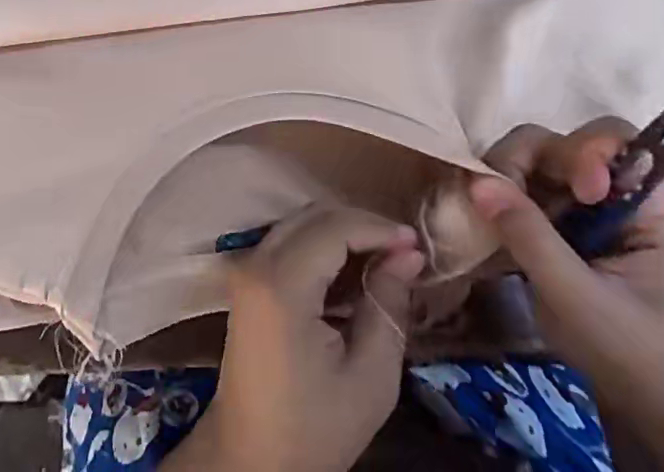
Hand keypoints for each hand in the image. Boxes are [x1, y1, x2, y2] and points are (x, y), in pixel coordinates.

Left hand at [166, 206, 426, 471]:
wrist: (250, 457)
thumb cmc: (313, 427)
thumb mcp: (370, 378)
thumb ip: (387, 306)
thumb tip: (409, 254)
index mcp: (281, 285)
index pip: (333, 228)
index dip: (378, 228)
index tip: (417, 244)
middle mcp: (256, 263)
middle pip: (314, 216)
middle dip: (363, 224)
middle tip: (405, 249)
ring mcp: (246, 268)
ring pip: (300, 222)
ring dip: (343, 229)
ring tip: (386, 255)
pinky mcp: (246, 279)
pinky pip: (288, 240)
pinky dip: (322, 242)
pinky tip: (352, 266)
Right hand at [469, 120, 663, 471]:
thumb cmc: (642, 364)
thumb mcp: (582, 303)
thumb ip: (530, 238)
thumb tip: (476, 179)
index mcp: (658, 206)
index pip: (616, 139)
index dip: (583, 150)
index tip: (576, 193)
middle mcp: (626, 197)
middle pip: (567, 146)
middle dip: (528, 163)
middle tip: (498, 200)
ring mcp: (598, 214)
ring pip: (543, 169)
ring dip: (511, 184)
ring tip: (492, 220)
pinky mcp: (575, 232)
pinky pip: (536, 198)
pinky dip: (510, 205)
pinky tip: (494, 227)